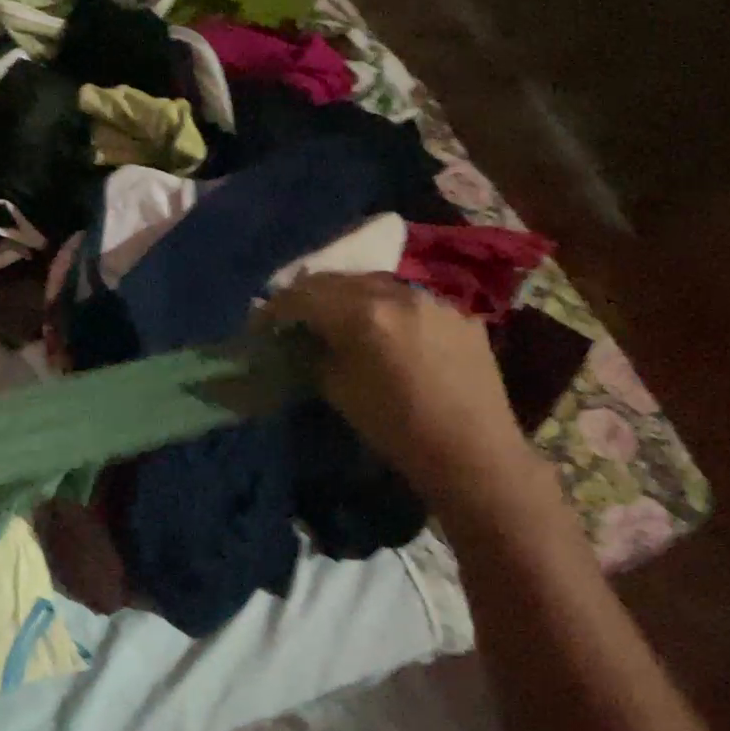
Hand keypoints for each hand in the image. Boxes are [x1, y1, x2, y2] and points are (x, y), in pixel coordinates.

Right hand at [262, 272, 538, 507]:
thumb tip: (302, 340)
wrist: (470, 451)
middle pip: (337, 280)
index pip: (302, 295)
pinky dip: (383, 307)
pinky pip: (409, 300)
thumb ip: (315, 353)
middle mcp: (399, 294)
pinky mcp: (459, 314)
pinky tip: (381, 332)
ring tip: (333, 319)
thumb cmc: (393, 426)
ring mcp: (434, 300)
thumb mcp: (335, 389)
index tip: (259, 325)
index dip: (274, 308)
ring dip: (346, 296)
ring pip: (375, 283)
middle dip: (307, 296)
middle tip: (290, 318)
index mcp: (363, 313)